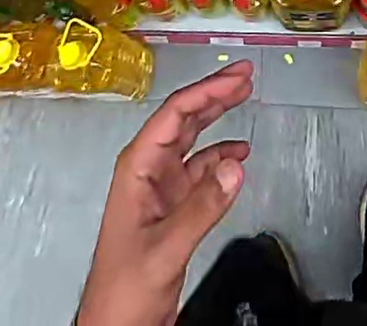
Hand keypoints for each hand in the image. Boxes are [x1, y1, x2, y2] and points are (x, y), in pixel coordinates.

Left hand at [76, 61, 254, 325]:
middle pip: (185, 116)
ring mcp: (161, 185)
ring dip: (218, 115)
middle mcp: (149, 167)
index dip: (207, 90)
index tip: (234, 77)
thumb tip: (234, 164)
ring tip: (243, 95)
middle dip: (215, 92)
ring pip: (193, 137)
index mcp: (138, 166)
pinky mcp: (173, 204)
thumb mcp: (164, 249)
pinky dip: (220, 155)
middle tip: (244, 74)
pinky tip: (237, 153)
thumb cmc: (123, 292)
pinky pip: (200, 167)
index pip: (176, 113)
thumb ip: (201, 207)